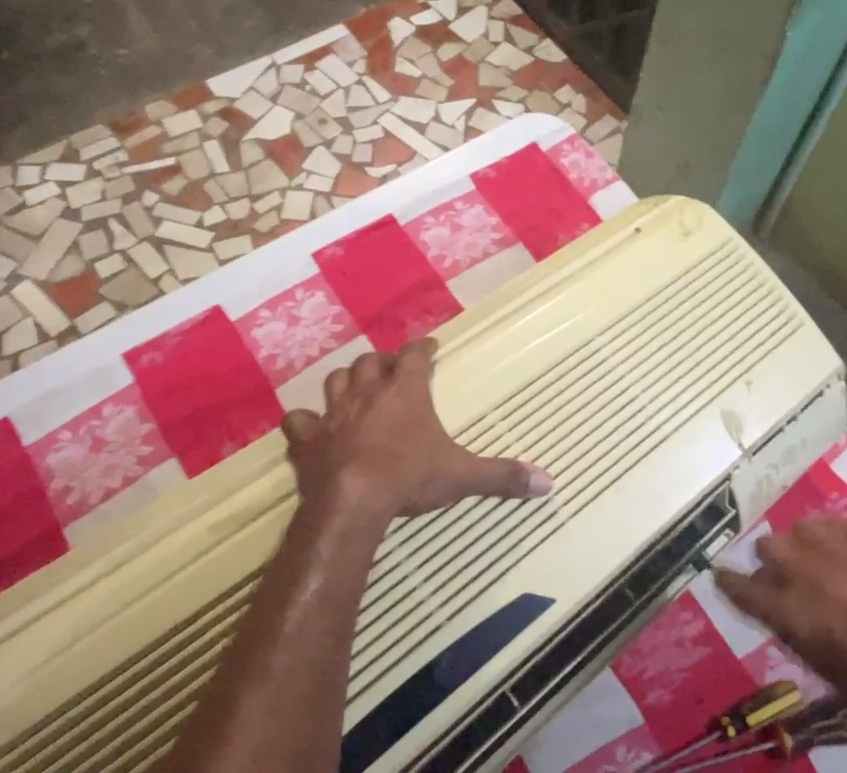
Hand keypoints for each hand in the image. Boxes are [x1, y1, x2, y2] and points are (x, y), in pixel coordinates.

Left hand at [282, 338, 552, 519]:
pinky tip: (308, 426)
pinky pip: (298, 421)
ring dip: (346, 381)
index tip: (430, 346)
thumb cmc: (411, 477)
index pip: (414, 355)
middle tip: (391, 369)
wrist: (353, 501)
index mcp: (406, 392)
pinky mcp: (308, 440)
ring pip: (335, 381)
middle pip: (370, 362)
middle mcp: (368, 393)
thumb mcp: (463, 475)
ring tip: (355, 387)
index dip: (422, 348)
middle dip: (381, 362)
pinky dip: (303, 421)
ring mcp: (334, 414)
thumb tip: (548, 482)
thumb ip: (503, 476)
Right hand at [714, 519, 846, 743]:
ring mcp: (839, 549)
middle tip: (784, 585)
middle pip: (767, 549)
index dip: (730, 584)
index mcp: (793, 615)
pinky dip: (824, 533)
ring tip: (812, 563)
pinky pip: (830, 521)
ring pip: (797, 529)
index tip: (721, 577)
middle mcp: (807, 573)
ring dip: (798, 546)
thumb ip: (798, 633)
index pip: (742, 588)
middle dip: (770, 566)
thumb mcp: (830, 672)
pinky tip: (835, 548)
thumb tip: (784, 612)